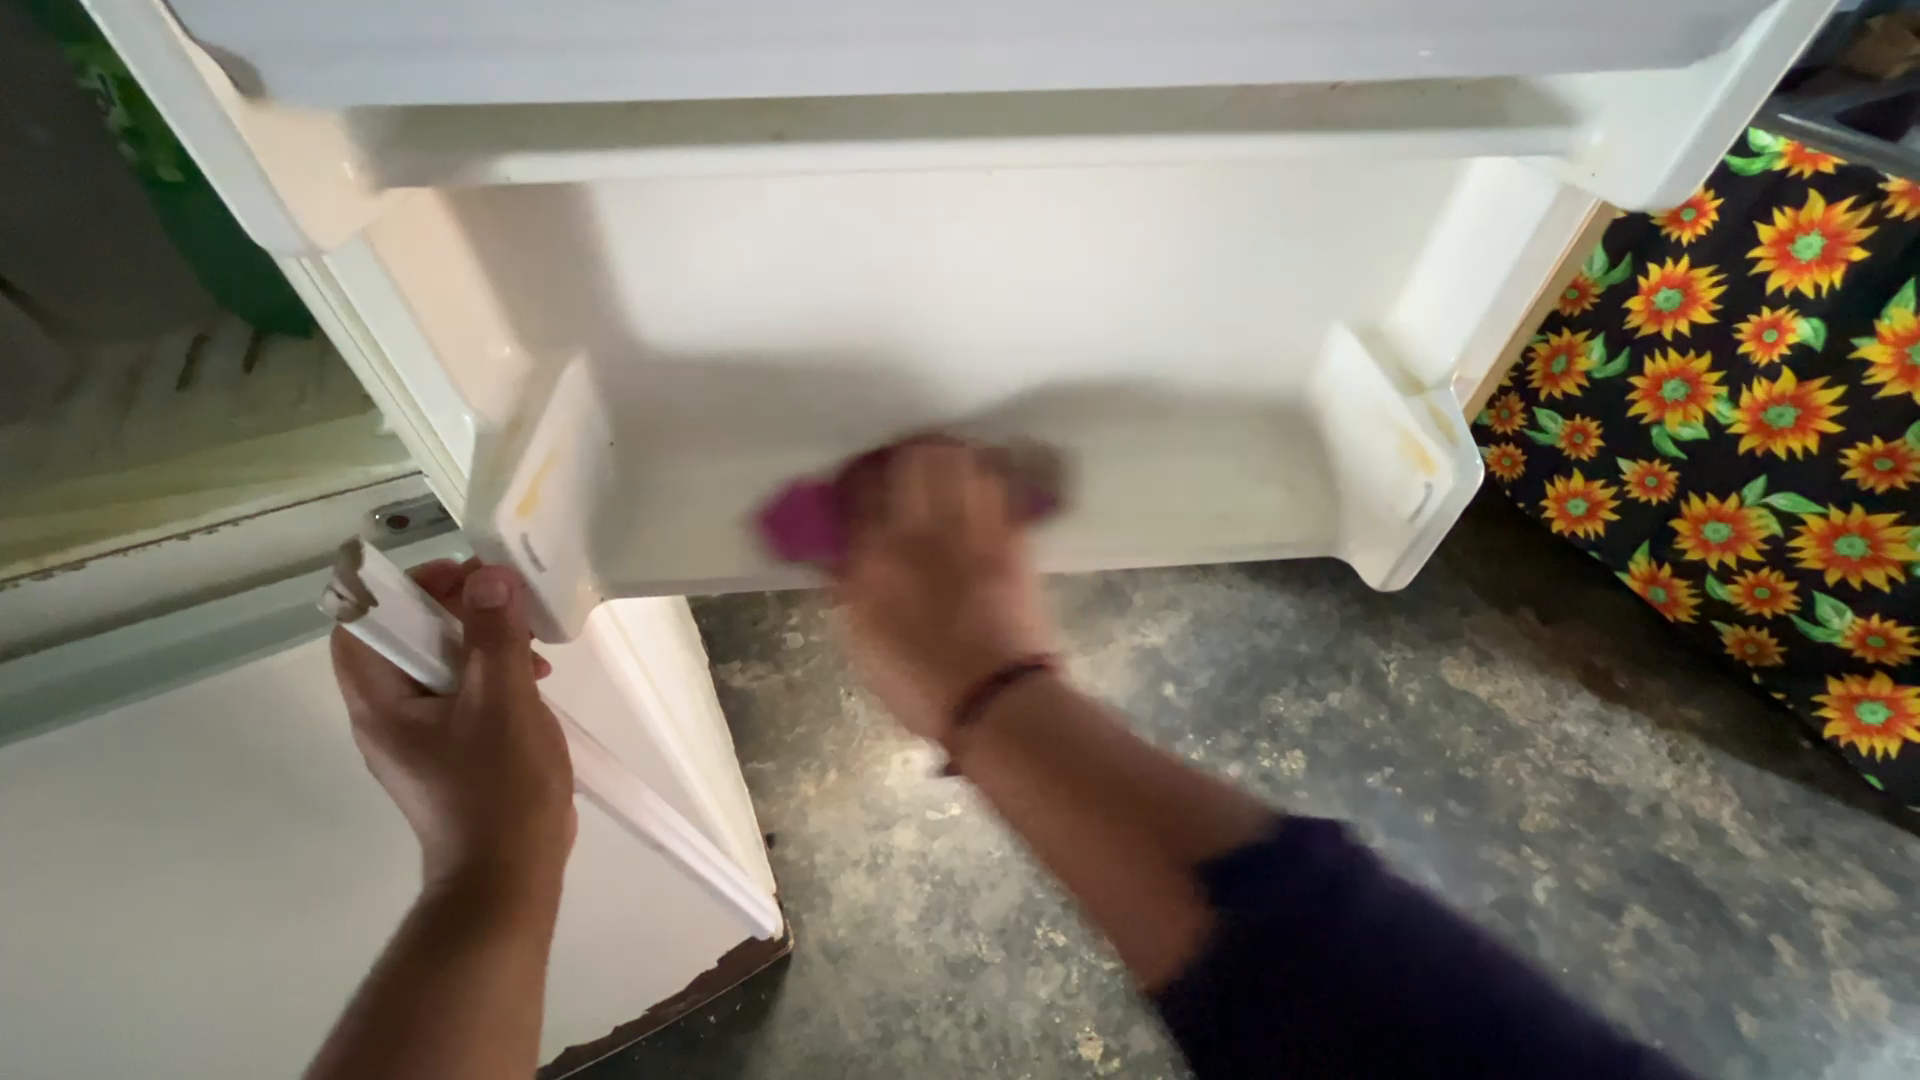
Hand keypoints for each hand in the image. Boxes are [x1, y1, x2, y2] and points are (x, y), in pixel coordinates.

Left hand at [330, 561, 575, 892]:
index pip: (365, 624)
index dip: (406, 589)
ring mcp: (423, 735)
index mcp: (381, 704)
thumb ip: (493, 637)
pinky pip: (464, 691)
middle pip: (406, 640)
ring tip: (531, 645)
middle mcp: (390, 716)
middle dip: (457, 610)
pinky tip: (534, 678)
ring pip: (440, 665)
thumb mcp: (502, 702)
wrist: (509, 869)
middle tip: (507, 600)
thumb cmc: (499, 786)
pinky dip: (494, 672)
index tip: (463, 576)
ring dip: (482, 641)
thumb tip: (488, 577)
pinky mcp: (455, 748)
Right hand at [834, 443, 1055, 744]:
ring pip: (964, 463)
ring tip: (942, 460)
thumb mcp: (862, 640)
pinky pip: (1004, 488)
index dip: (858, 473)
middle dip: (906, 450)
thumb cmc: (920, 681)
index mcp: (881, 554)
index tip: (858, 474)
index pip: (863, 489)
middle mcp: (927, 530)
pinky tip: (983, 479)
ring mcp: (977, 531)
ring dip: (949, 453)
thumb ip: (845, 585)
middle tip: (901, 457)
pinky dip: (990, 474)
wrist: (996, 699)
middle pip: (916, 458)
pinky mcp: (1016, 541)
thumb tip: (834, 549)